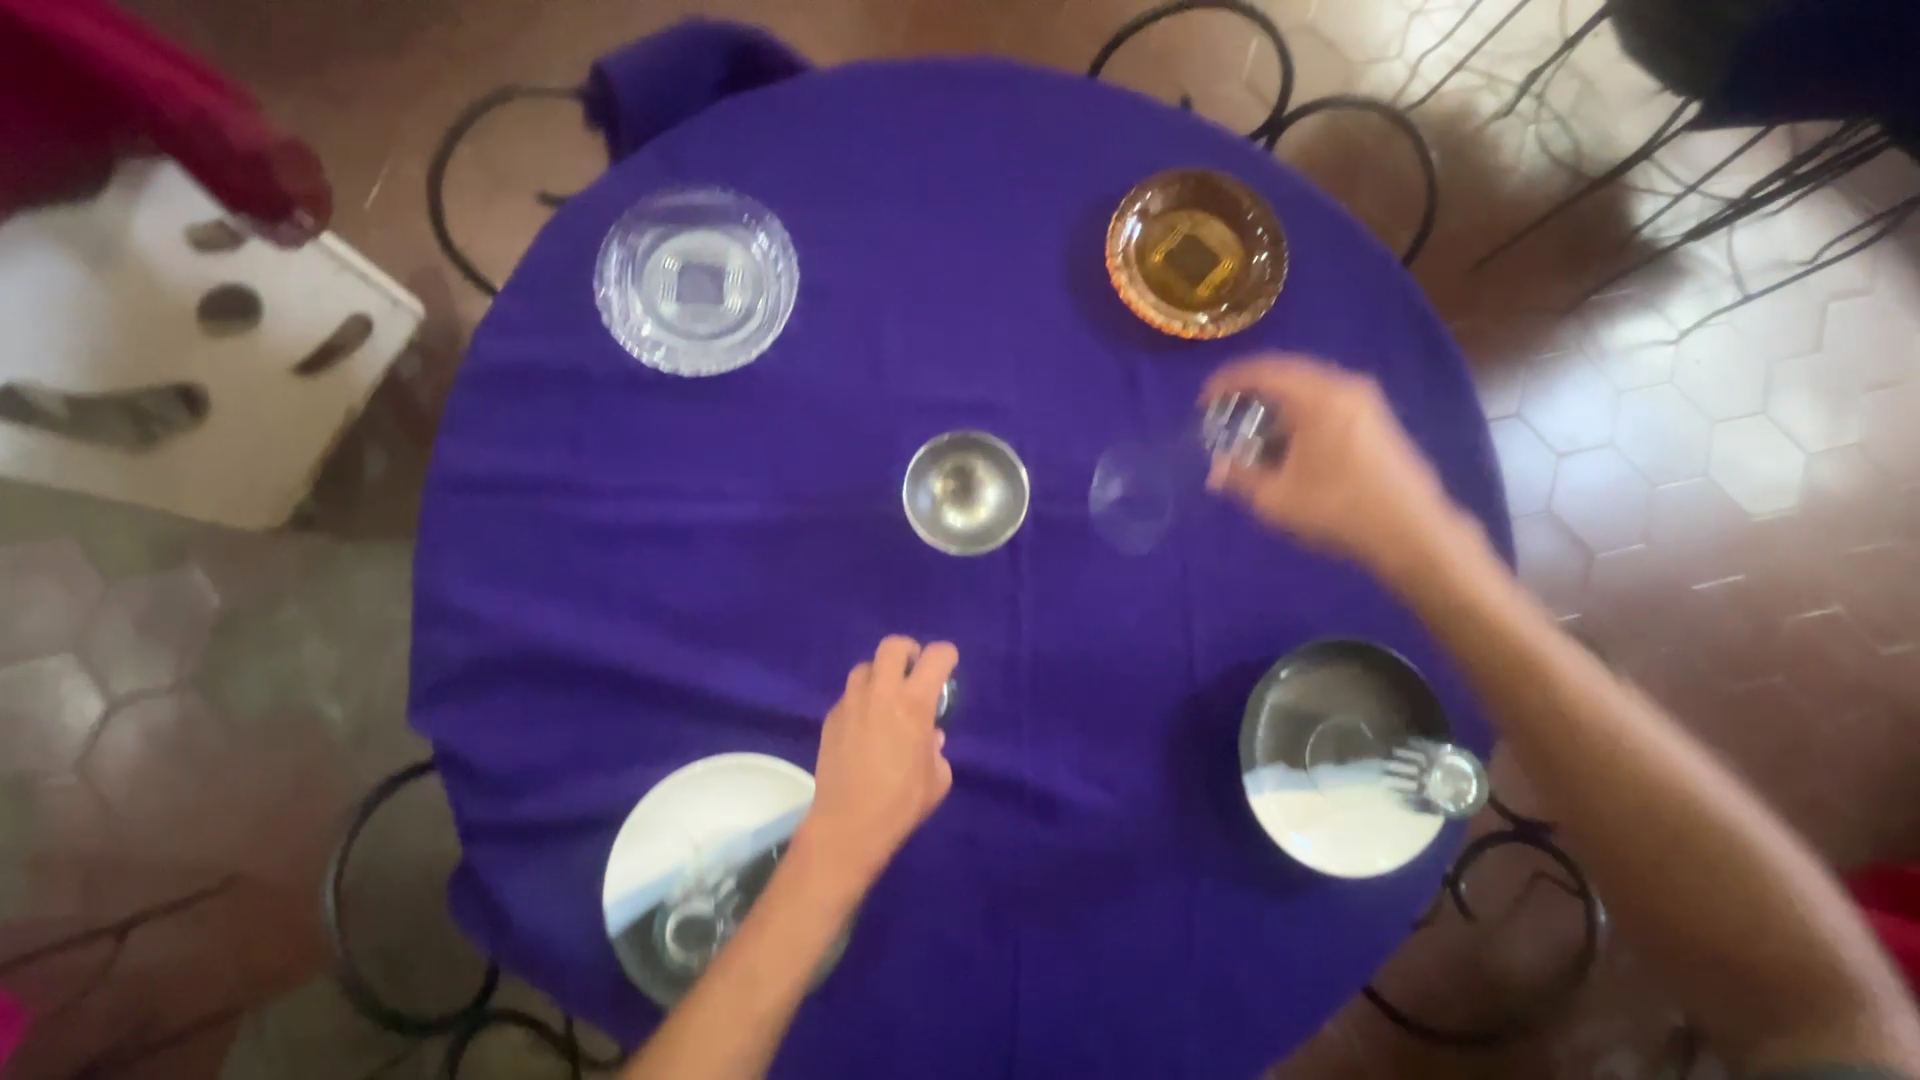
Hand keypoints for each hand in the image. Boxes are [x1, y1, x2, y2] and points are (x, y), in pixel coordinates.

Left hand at [799, 636, 956, 890]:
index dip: (946, 656)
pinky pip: (849, 696)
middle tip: (913, 671)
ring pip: (865, 667)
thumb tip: (928, 737)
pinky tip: (864, 726)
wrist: (849, 824)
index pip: (936, 657)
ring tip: (885, 698)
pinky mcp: (831, 718)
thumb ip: (936, 749)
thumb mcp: (938, 778)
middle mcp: (882, 693)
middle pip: (893, 646)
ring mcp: (851, 703)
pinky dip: (861, 701)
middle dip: (909, 651)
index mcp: (914, 703)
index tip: (948, 666)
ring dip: (880, 675)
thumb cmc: (902, 803)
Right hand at [1201, 353, 1478, 579]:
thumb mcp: (1276, 498)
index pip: (1262, 371)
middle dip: (1252, 393)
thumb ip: (1240, 476)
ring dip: (1277, 405)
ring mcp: (1365, 400)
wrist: (1410, 530)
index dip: (1227, 382)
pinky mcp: (1376, 418)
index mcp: (1316, 397)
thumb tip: (1217, 468)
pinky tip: (1290, 443)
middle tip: (1227, 414)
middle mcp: (1343, 386)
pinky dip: (1300, 413)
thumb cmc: (1337, 509)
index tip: (1204, 401)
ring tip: (1255, 432)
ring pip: (1308, 388)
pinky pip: (1326, 401)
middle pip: (1286, 374)